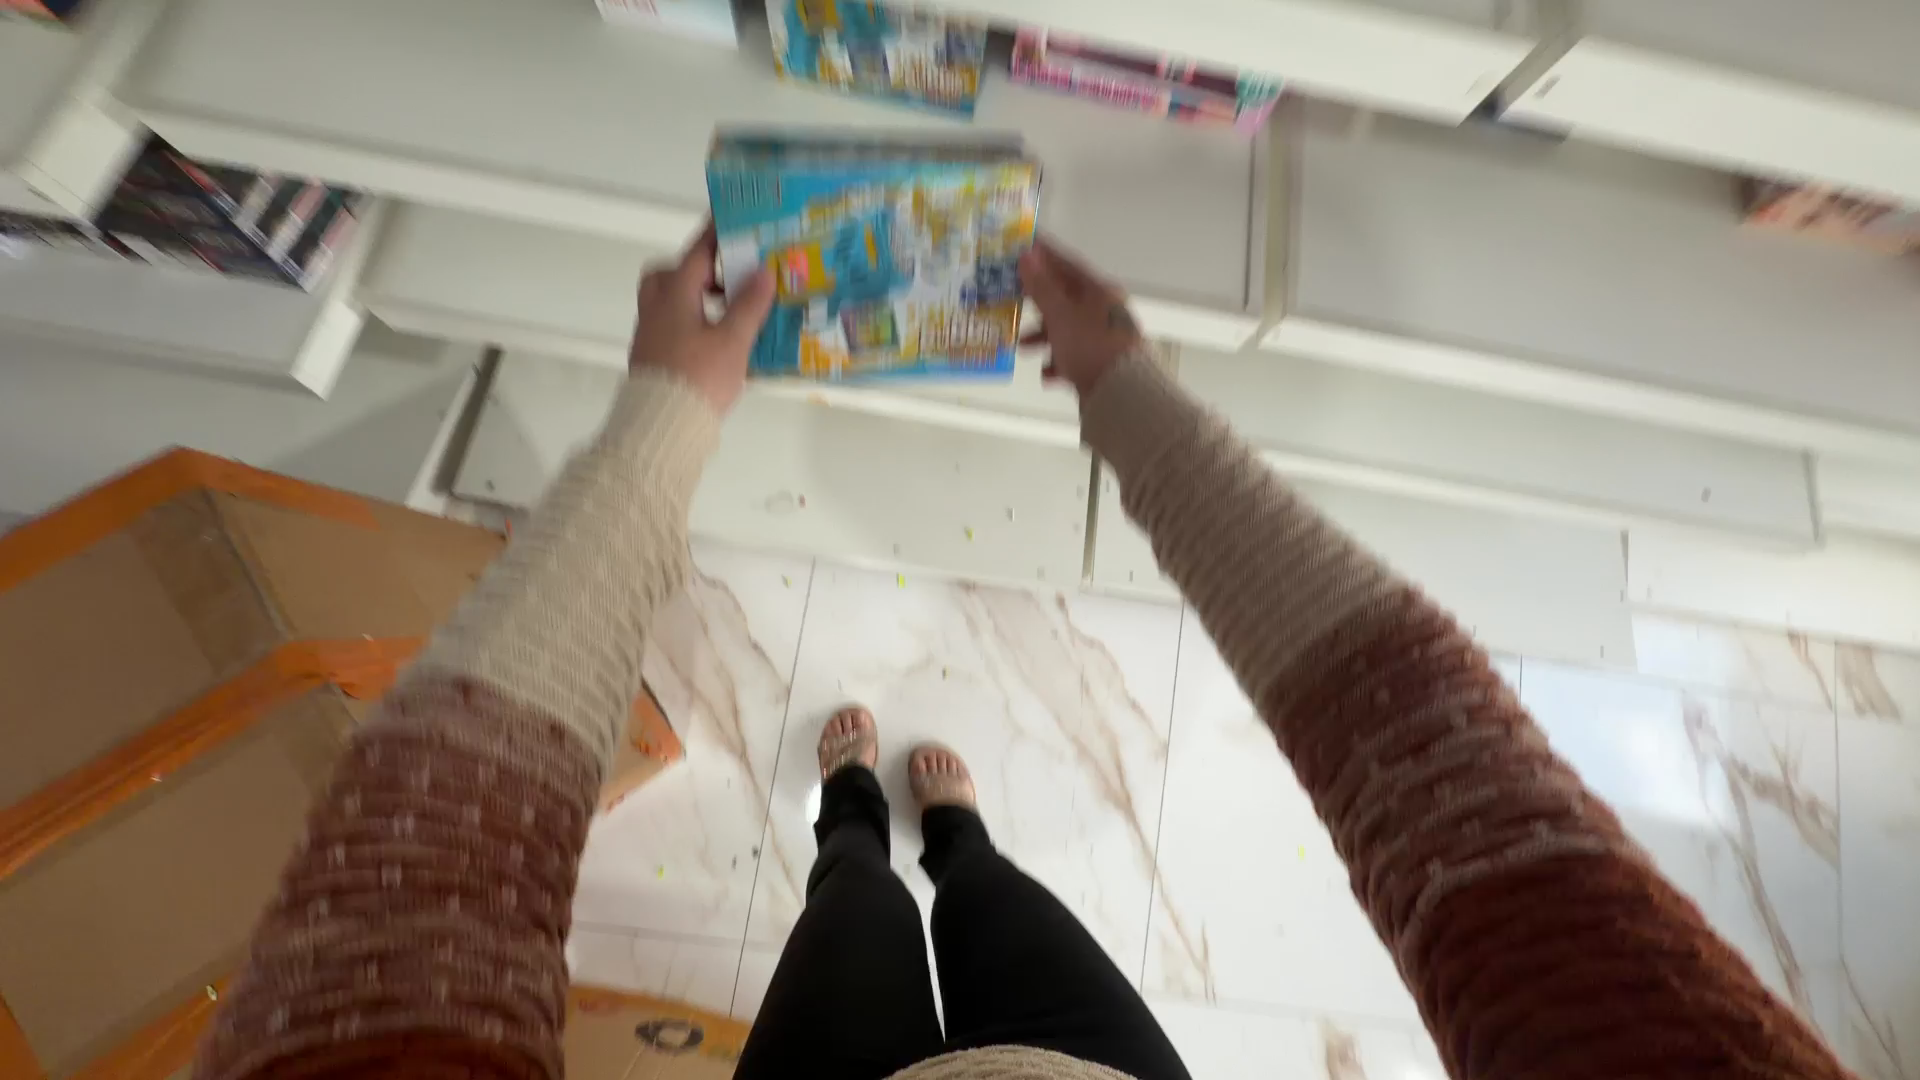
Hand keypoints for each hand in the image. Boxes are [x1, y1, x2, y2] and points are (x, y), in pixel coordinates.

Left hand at [629, 221, 775, 413]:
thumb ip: (749, 305)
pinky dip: (693, 324)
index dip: (717, 235)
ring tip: (728, 313)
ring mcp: (651, 334)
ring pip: (669, 302)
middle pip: (670, 275)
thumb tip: (763, 271)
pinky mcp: (653, 358)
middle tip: (725, 279)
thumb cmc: (700, 376)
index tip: (731, 218)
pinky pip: (672, 327)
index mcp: (675, 294)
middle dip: (697, 270)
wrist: (664, 424)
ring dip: (695, 299)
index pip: (698, 253)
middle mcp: (656, 308)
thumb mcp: (733, 340)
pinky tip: (716, 342)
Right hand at [1019, 238, 1143, 396]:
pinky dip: (1058, 363)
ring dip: (1044, 338)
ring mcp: (1104, 337)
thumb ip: (1041, 287)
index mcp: (1098, 291)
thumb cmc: (1089, 345)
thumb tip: (1026, 255)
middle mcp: (1104, 310)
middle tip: (1014, 301)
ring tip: (1023, 349)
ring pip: (1067, 330)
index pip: (1066, 265)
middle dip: (1038, 305)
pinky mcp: (1102, 363)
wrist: (1120, 391)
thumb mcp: (1060, 314)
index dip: (1044, 255)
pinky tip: (1047, 375)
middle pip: (1065, 300)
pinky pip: (1075, 357)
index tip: (1024, 246)